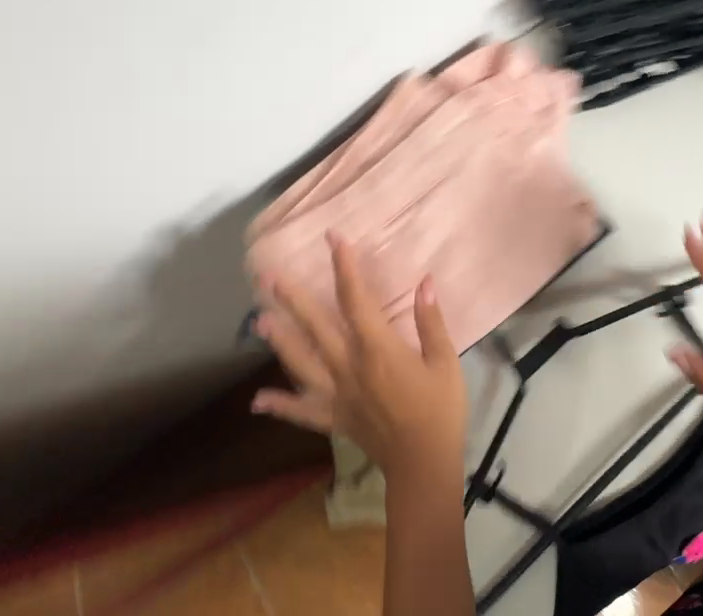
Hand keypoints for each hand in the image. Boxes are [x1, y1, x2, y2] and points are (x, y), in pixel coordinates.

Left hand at [252, 233, 468, 485]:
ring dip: (280, 340)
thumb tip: (424, 282)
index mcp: (377, 349)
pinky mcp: (334, 419)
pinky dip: (280, 405)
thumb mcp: (445, 361)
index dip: (344, 267)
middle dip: (292, 299)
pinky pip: (303, 411)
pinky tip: (257, 401)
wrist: (424, 464)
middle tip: (267, 276)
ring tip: (258, 319)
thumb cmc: (440, 409)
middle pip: (316, 327)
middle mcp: (349, 367)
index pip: (355, 299)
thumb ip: (431, 321)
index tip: (333, 239)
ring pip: (302, 362)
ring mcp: (337, 394)